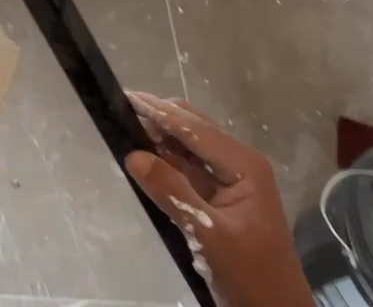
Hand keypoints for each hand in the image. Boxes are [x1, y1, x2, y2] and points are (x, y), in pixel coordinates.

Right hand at [124, 91, 313, 306]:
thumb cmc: (250, 276)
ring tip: (127, 127)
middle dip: (160, 118)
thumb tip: (133, 155)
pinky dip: (167, 158)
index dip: (160, 111)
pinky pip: (189, 167)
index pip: (194, 128)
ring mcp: (231, 178)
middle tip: (121, 111)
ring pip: (190, 145)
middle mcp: (240, 163)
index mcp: (244, 166)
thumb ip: (171, 193)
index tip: (127, 96)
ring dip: (161, 136)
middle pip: (193, 128)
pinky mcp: (221, 195)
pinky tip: (146, 156)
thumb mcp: (208, 236)